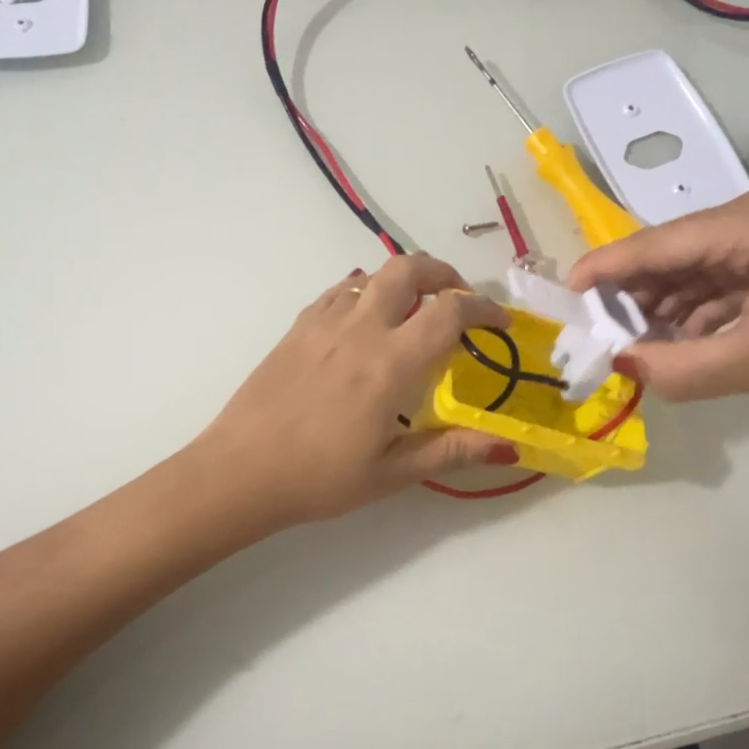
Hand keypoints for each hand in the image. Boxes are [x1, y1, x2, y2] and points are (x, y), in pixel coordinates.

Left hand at [192, 255, 519, 526]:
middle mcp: (359, 329)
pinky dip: (363, 291)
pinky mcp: (295, 329)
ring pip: (371, 275)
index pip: (449, 312)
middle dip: (443, 273)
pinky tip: (364, 320)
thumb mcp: (391, 473)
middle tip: (458, 298)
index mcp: (390, 363)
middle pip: (408, 269)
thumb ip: (450, 451)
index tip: (499, 323)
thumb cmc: (318, 479)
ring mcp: (322, 324)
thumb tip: (509, 446)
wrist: (240, 471)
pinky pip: (338, 292)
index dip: (483, 309)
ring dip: (403, 279)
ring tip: (414, 308)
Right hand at [569, 184, 748, 407]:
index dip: (608, 266)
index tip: (566, 293)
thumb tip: (622, 364)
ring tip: (634, 343)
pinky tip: (678, 343)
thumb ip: (683, 367)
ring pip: (691, 271)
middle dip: (634, 293)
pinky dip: (692, 315)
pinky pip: (715, 285)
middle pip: (673, 253)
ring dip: (663, 308)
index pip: (662, 241)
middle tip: (597, 331)